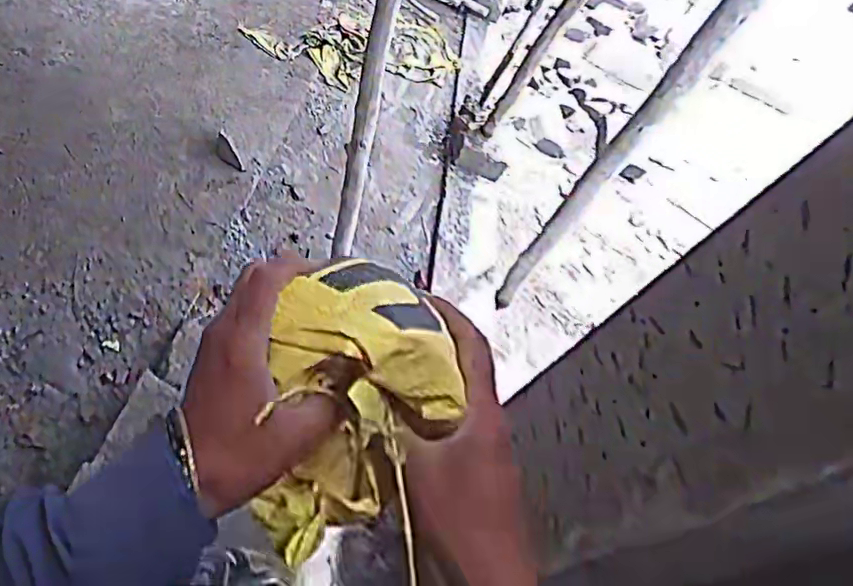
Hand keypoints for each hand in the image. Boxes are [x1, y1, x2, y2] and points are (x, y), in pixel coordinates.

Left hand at [179, 257, 341, 518]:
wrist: (186, 470)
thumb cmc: (236, 453)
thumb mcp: (292, 437)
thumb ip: (329, 406)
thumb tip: (354, 380)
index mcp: (241, 339)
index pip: (264, 279)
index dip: (293, 266)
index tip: (323, 271)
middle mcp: (223, 329)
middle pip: (251, 276)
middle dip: (285, 272)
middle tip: (318, 287)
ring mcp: (212, 338)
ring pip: (243, 293)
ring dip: (272, 290)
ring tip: (306, 309)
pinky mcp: (210, 351)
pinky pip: (238, 313)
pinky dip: (261, 310)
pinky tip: (283, 336)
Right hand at [405, 296, 537, 585]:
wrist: (488, 583)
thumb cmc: (462, 523)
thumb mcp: (417, 462)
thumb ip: (392, 418)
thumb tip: (365, 381)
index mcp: (483, 414)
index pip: (473, 345)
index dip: (449, 313)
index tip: (422, 295)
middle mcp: (487, 425)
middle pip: (461, 366)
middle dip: (428, 340)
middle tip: (392, 325)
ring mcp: (481, 449)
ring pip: (450, 394)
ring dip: (421, 375)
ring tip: (385, 362)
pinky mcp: (470, 469)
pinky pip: (443, 421)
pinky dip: (419, 407)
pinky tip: (391, 413)